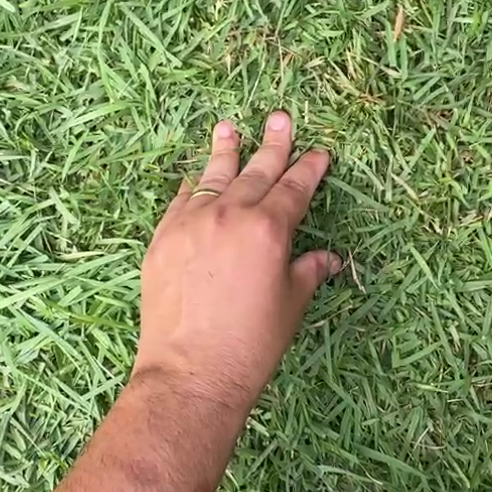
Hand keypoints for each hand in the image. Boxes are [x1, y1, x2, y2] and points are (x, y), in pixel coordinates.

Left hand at [134, 112, 342, 413]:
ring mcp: (192, 223)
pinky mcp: (163, 239)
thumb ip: (308, 271)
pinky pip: (180, 201)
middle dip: (273, 144)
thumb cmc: (252, 343)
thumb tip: (329, 257)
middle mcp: (230, 214)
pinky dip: (191, 187)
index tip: (319, 152)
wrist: (190, 373)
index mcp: (269, 229)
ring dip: (225, 150)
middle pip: (257, 171)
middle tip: (281, 118)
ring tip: (229, 126)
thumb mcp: (291, 304)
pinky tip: (195, 176)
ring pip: (213, 176)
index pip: (295, 188)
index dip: (309, 168)